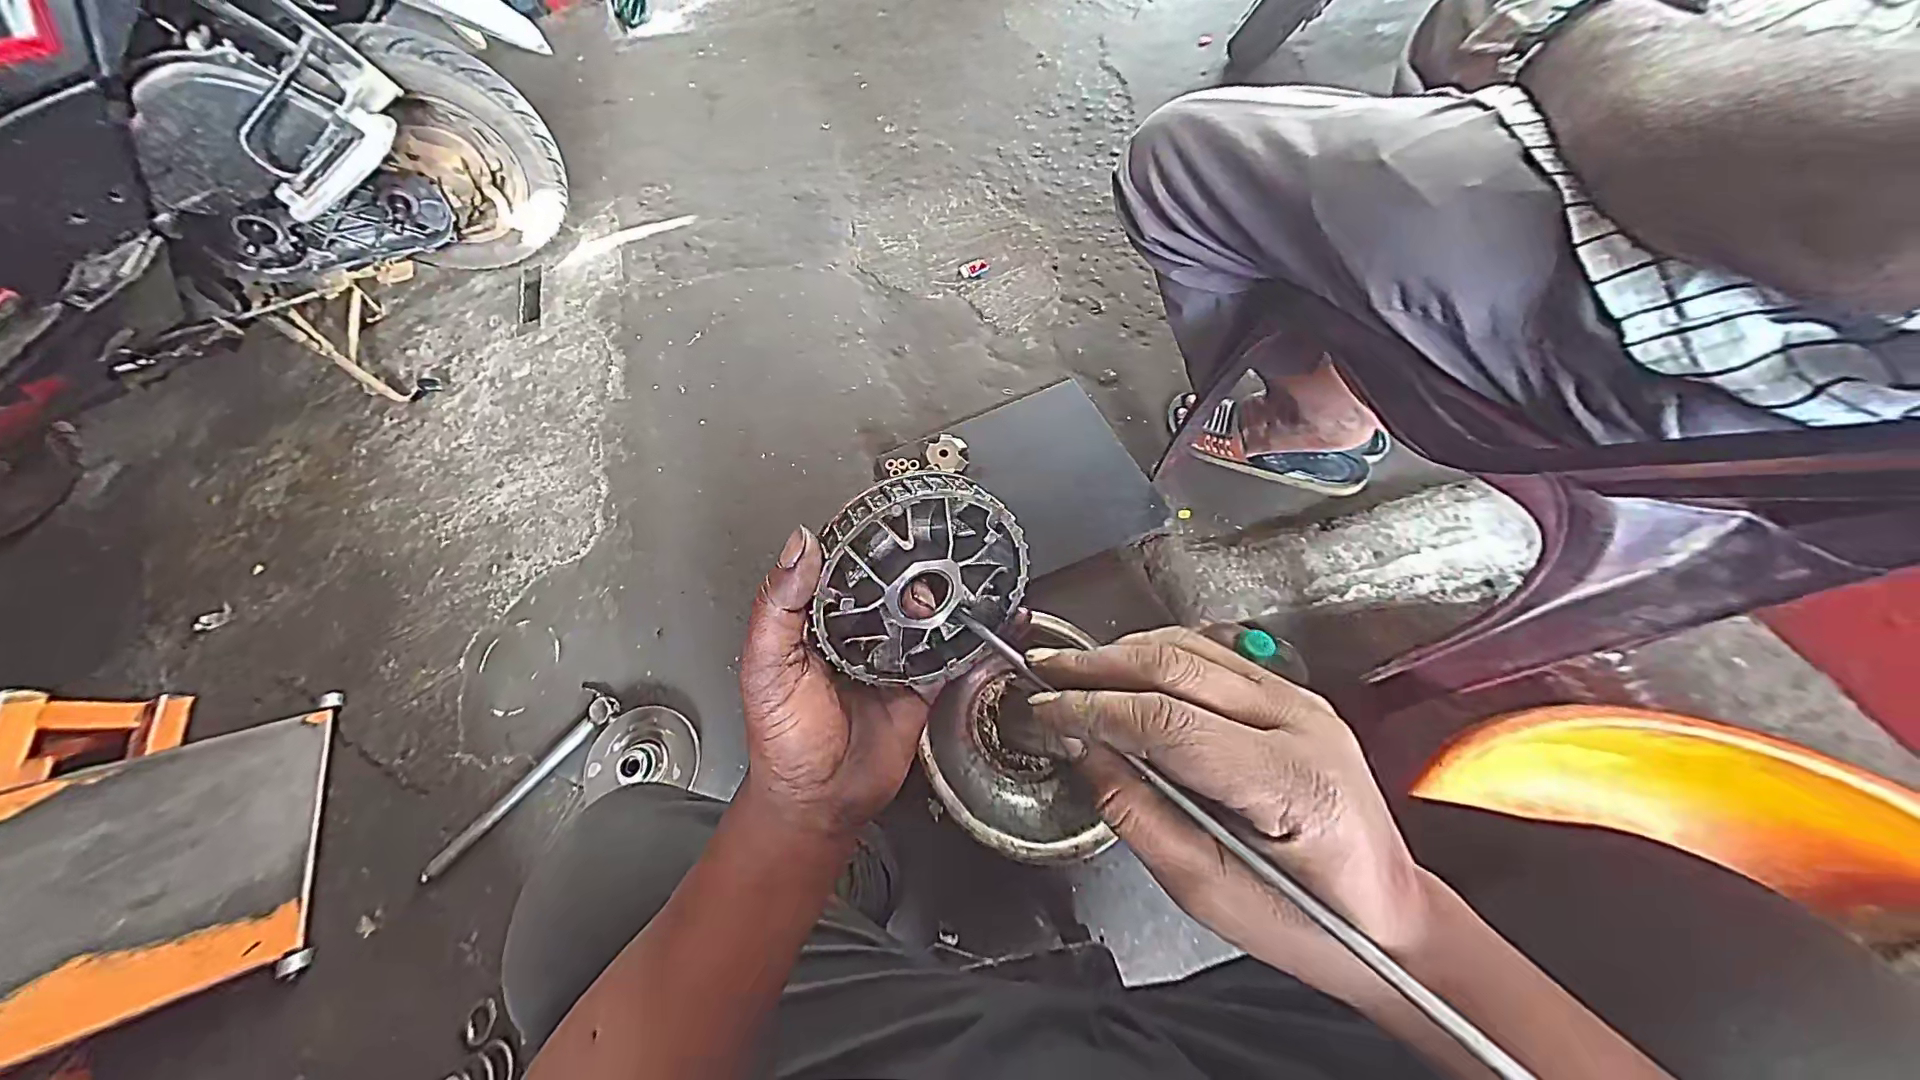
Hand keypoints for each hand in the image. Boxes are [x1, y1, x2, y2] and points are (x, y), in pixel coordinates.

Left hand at [738, 526, 929, 840]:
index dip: (858, 544)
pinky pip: (945, 654)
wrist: (821, 800)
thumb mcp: (767, 667)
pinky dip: (959, 639)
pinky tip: (970, 621)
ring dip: (938, 598)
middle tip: (929, 547)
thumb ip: (778, 607)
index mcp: (816, 621)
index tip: (880, 521)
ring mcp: (891, 657)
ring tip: (954, 578)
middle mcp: (856, 632)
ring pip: (921, 615)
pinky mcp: (921, 683)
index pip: (840, 568)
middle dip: (908, 568)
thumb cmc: (783, 740)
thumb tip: (799, 547)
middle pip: (888, 587)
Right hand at [1028, 627, 1430, 981]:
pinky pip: (1209, 652)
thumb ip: (1136, 814)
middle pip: (1174, 665)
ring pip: (1190, 646)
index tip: (1048, 710)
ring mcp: (1299, 700)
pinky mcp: (1291, 694)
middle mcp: (1301, 723)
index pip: (1166, 720)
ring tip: (1073, 668)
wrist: (1387, 913)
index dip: (1093, 709)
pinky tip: (1124, 665)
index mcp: (1290, 781)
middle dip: (1097, 665)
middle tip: (1046, 671)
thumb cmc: (1310, 919)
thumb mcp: (1206, 888)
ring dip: (1120, 652)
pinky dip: (1155, 652)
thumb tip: (1084, 752)